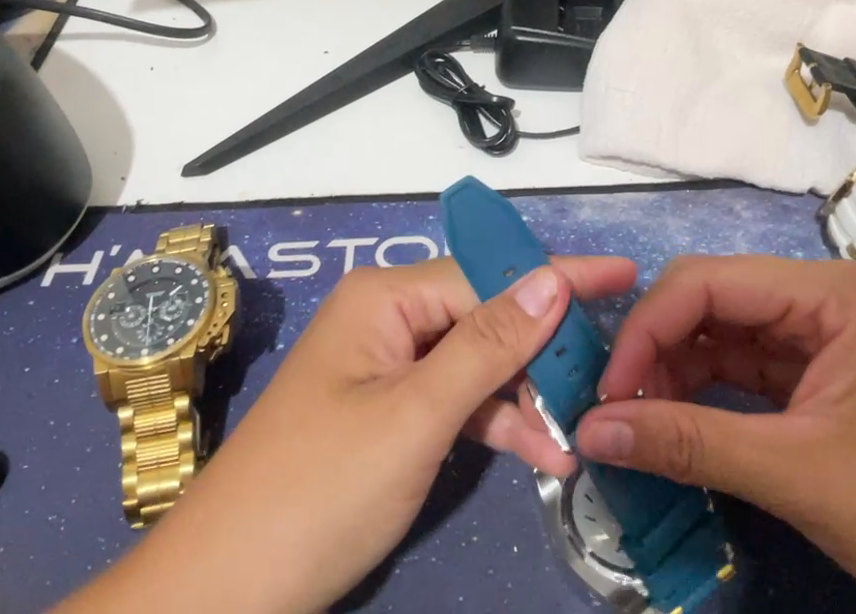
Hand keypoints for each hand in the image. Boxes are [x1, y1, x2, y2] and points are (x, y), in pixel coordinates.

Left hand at [57, 255, 635, 613]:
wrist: (229, 584)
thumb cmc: (323, 488)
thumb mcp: (415, 416)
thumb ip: (487, 346)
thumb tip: (552, 280)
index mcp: (384, 299)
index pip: (488, 273)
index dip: (558, 278)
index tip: (627, 274)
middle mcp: (384, 319)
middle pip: (484, 316)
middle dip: (544, 349)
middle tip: (611, 375)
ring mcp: (383, 368)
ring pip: (475, 363)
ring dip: (525, 395)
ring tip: (580, 429)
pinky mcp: (385, 414)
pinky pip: (453, 401)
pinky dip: (494, 423)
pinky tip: (541, 452)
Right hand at [572, 256, 855, 613]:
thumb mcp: (798, 475)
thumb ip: (688, 444)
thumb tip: (589, 432)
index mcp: (827, 294)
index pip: (706, 283)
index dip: (646, 329)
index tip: (605, 391)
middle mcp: (819, 302)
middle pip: (708, 303)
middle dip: (654, 350)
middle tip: (609, 409)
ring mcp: (819, 343)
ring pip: (718, 339)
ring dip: (670, 376)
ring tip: (630, 421)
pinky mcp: (816, 385)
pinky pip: (739, 375)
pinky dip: (699, 399)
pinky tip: (666, 425)